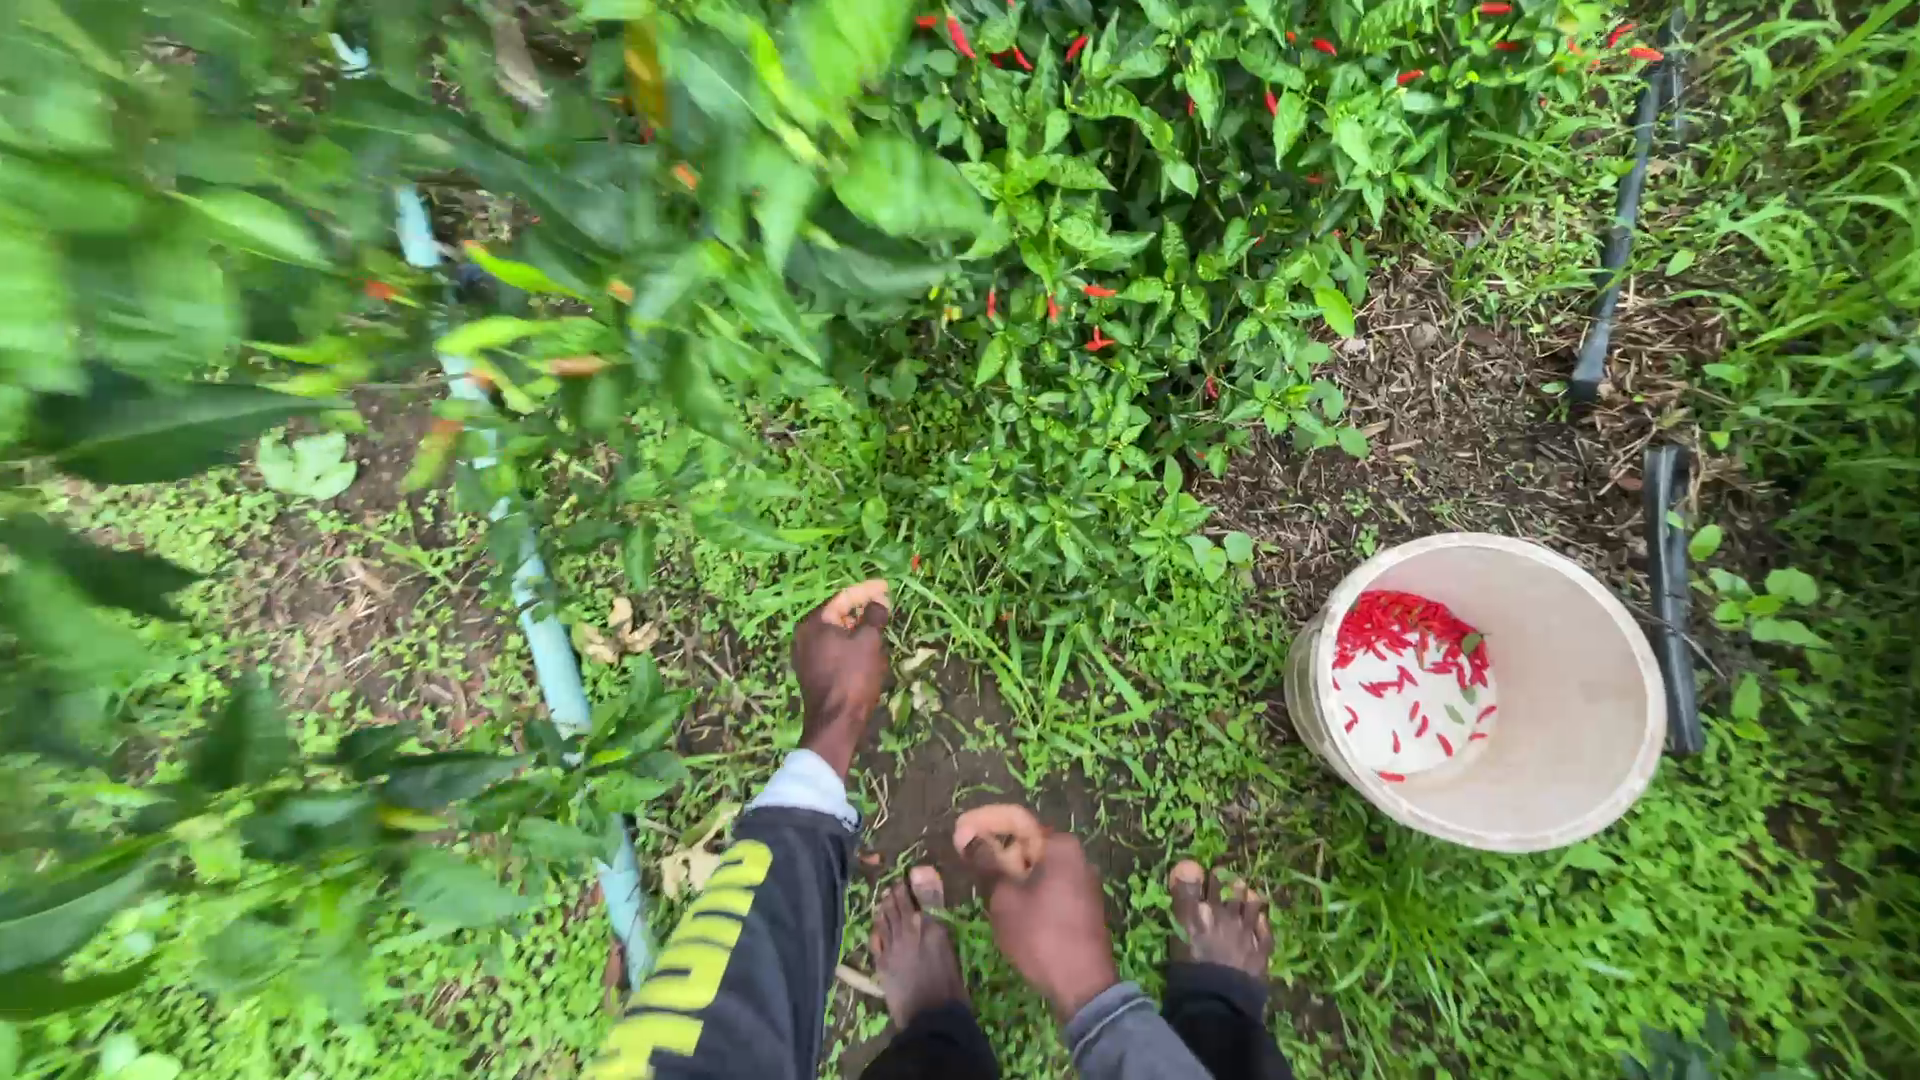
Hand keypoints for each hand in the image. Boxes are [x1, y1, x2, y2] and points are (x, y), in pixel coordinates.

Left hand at [791, 579, 891, 777]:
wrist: (836, 722)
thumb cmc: (852, 677)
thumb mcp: (869, 642)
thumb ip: (874, 616)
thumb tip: (878, 603)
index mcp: (814, 623)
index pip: (843, 598)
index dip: (867, 591)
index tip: (885, 587)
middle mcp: (804, 636)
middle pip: (837, 613)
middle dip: (862, 608)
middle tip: (884, 604)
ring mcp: (805, 655)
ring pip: (836, 632)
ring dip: (858, 626)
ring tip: (879, 623)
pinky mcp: (812, 671)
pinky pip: (833, 648)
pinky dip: (850, 643)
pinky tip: (867, 646)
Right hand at [957, 807, 1117, 1021]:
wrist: (1084, 987)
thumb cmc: (1040, 935)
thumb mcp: (1005, 897)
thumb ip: (986, 861)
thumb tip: (968, 836)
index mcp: (1059, 845)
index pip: (1015, 819)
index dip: (982, 821)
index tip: (958, 832)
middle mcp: (1076, 855)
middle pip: (1027, 841)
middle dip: (996, 850)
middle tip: (969, 864)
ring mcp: (1083, 879)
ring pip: (1037, 865)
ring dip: (1010, 872)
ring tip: (987, 889)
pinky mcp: (1083, 903)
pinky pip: (1049, 882)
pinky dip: (1026, 887)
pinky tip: (1010, 906)